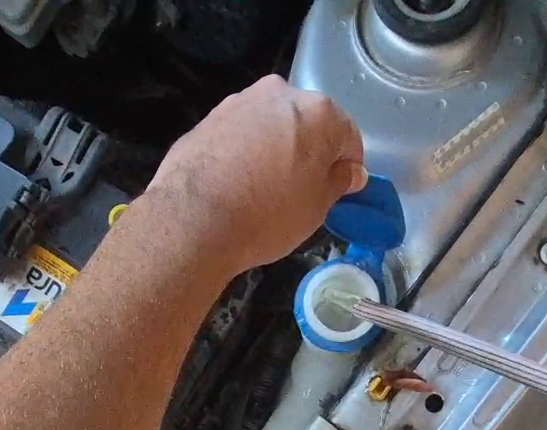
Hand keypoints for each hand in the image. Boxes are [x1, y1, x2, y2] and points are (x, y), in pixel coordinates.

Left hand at [146, 75, 365, 277]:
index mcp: (318, 112)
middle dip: (310, 154)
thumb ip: (338, 183)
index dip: (347, 167)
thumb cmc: (268, 216)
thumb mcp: (316, 209)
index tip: (338, 192)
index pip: (348, 136)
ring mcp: (241, 102)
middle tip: (300, 194)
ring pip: (272, 127)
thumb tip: (351, 172)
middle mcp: (280, 94)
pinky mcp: (209, 118)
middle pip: (308, 124)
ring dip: (277, 151)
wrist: (195, 219)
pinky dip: (246, 155)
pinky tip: (237, 187)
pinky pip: (241, 136)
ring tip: (264, 192)